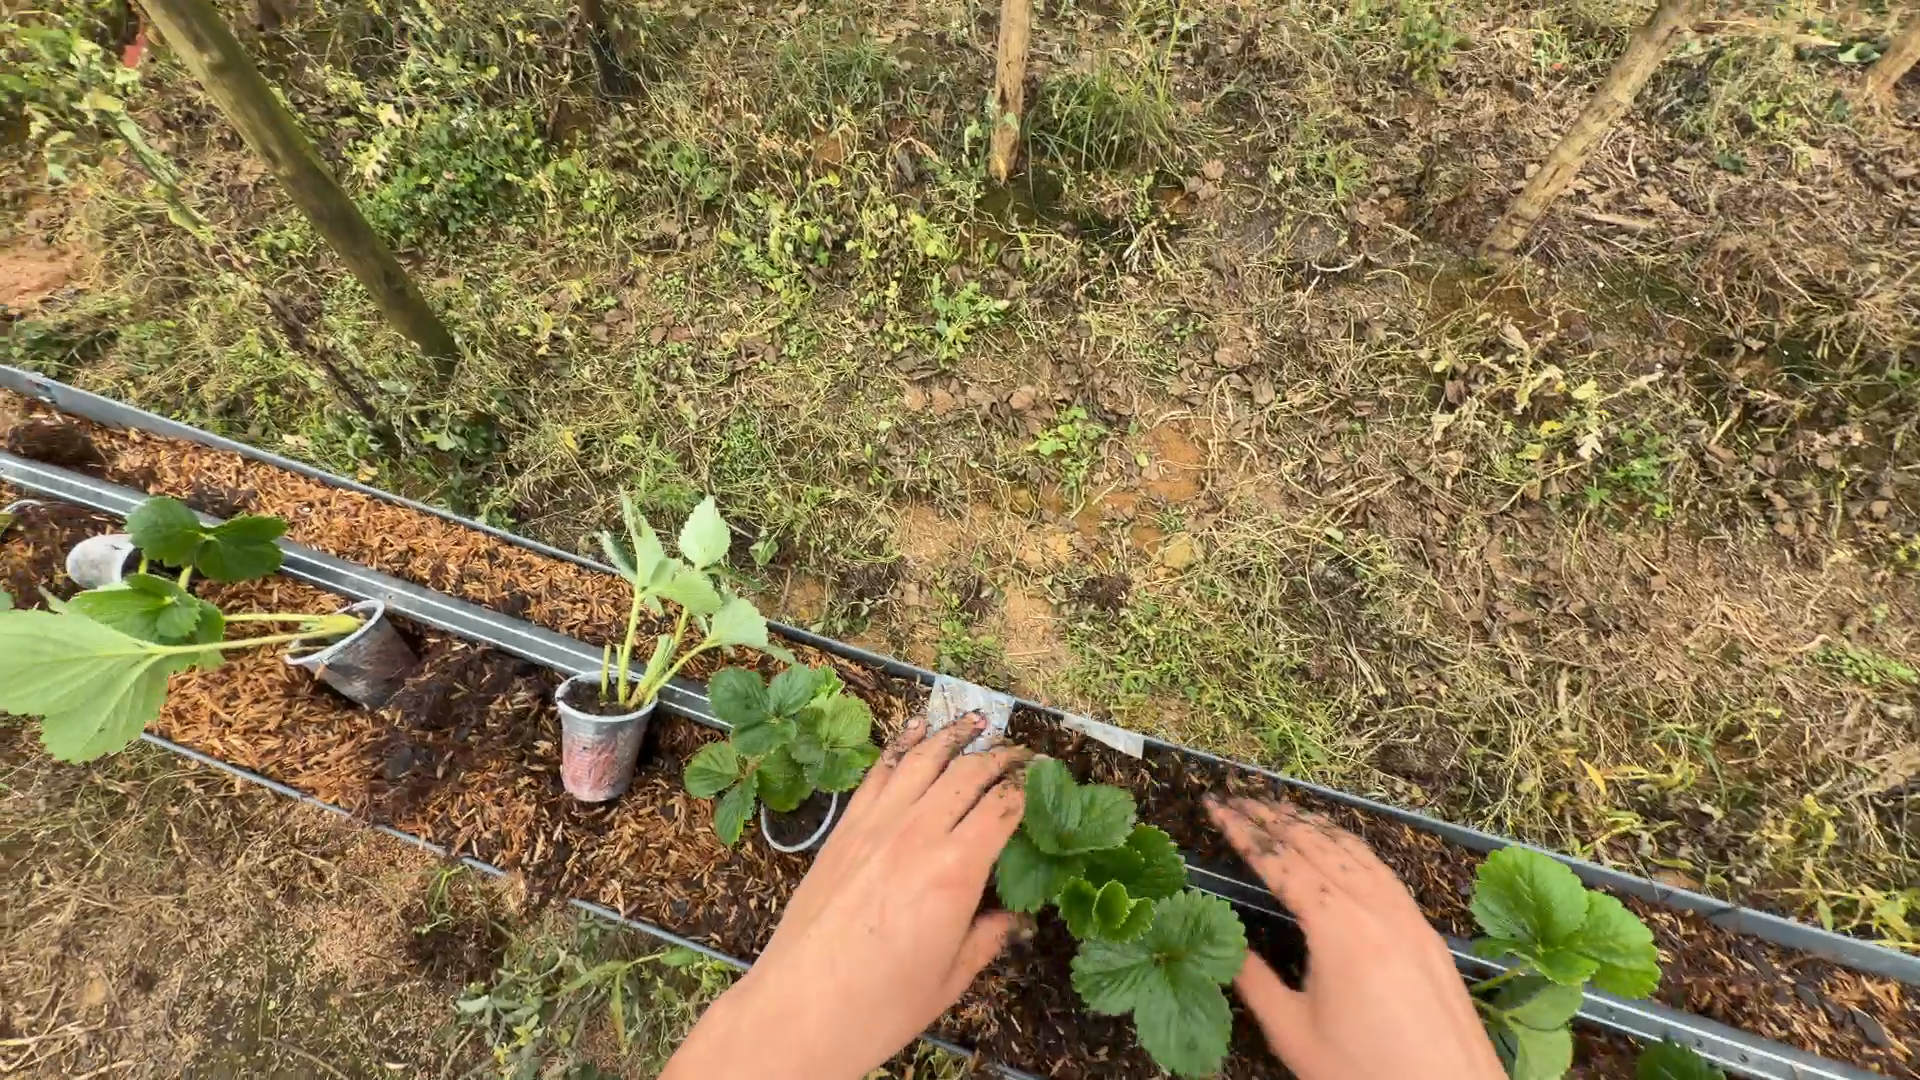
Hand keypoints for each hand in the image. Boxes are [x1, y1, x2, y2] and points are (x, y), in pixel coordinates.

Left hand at [662, 713, 1029, 1079]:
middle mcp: (919, 833)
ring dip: (953, 736)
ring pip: (924, 760)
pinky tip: (917, 728)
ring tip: (975, 721)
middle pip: (967, 774)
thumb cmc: (881, 1006)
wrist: (800, 1008)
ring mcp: (878, 823)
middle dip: (998, 757)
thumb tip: (1017, 919)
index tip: (1040, 776)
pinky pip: (880, 772)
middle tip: (1018, 752)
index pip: (999, 808)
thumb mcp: (950, 979)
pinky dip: (903, 745)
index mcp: (955, 871)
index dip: (1023, 788)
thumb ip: (989, 938)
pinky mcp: (848, 825)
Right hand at [1207, 796, 1504, 1079]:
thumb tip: (1220, 937)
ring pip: (1351, 848)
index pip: (1280, 860)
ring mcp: (1407, 916)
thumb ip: (1252, 978)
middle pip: (1315, 842)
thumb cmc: (1366, 1076)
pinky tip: (1334, 843)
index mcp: (1339, 928)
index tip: (1213, 807)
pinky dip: (1347, 843)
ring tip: (1276, 808)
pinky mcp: (1426, 931)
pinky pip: (1379, 868)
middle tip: (1235, 797)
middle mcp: (1375, 908)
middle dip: (1270, 815)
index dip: (1242, 831)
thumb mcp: (1294, 1033)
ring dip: (1309, 822)